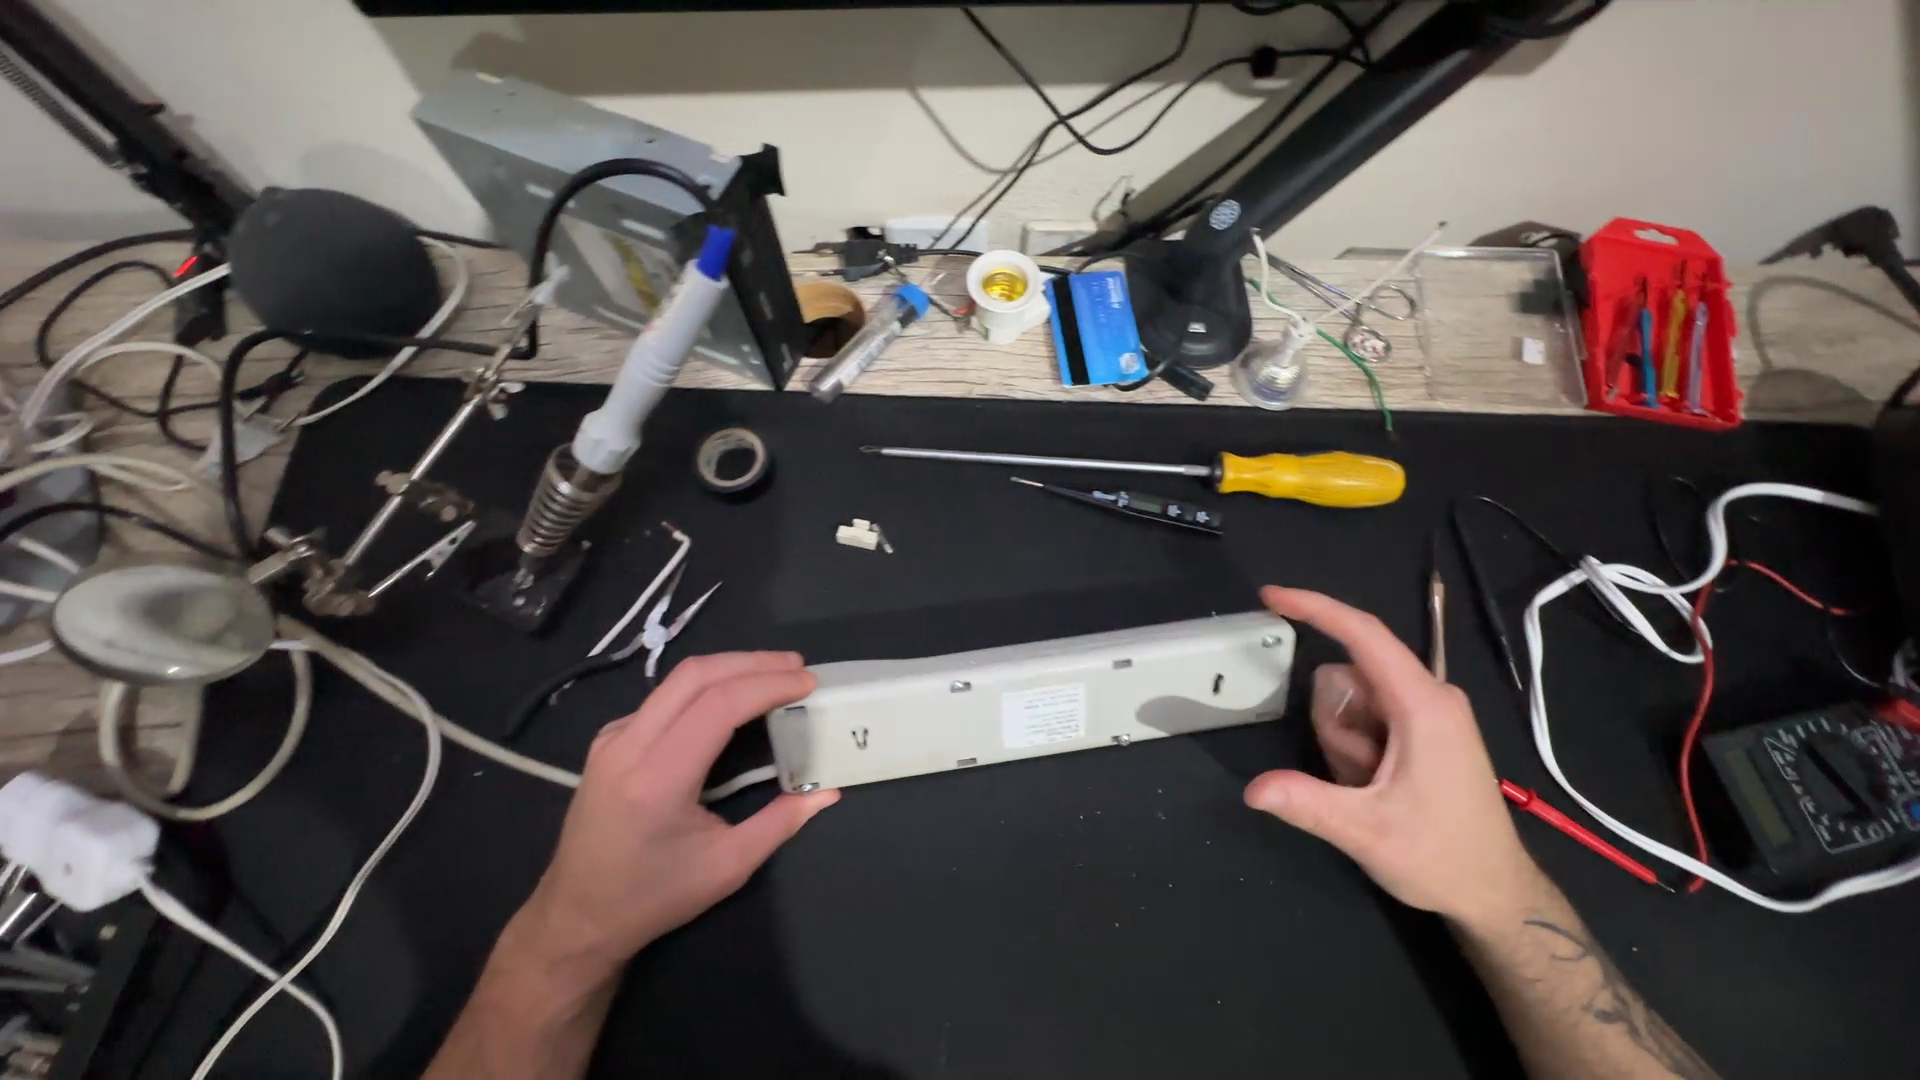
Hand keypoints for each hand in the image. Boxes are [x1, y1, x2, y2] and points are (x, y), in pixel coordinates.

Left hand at [515, 652, 838, 977]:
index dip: (768, 685)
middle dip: (753, 662)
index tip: (807, 682)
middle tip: (797, 667)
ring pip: (678, 680)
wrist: (575, 917)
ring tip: (775, 675)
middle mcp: (628, 746)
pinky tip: (734, 699)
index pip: (718, 705)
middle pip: (696, 675)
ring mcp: (613, 739)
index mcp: (657, 779)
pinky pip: (664, 697)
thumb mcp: (727, 868)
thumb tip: (828, 792)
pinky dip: (707, 686)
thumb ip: (781, 823)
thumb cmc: (653, 898)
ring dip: (730, 668)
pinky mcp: (609, 740)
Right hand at [1244, 587, 1542, 922]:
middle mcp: (1431, 696)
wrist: (1496, 893)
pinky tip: (1374, 786)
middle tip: (1351, 777)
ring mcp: (1431, 712)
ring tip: (1368, 789)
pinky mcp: (1428, 728)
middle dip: (1333, 722)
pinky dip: (1357, 745)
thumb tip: (1253, 789)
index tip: (1271, 596)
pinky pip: (1369, 715)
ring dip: (1344, 739)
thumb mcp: (1366, 833)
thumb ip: (1308, 804)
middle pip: (1350, 676)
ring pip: (1355, 698)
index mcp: (1423, 705)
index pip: (1364, 634)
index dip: (1316, 608)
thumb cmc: (1441, 857)